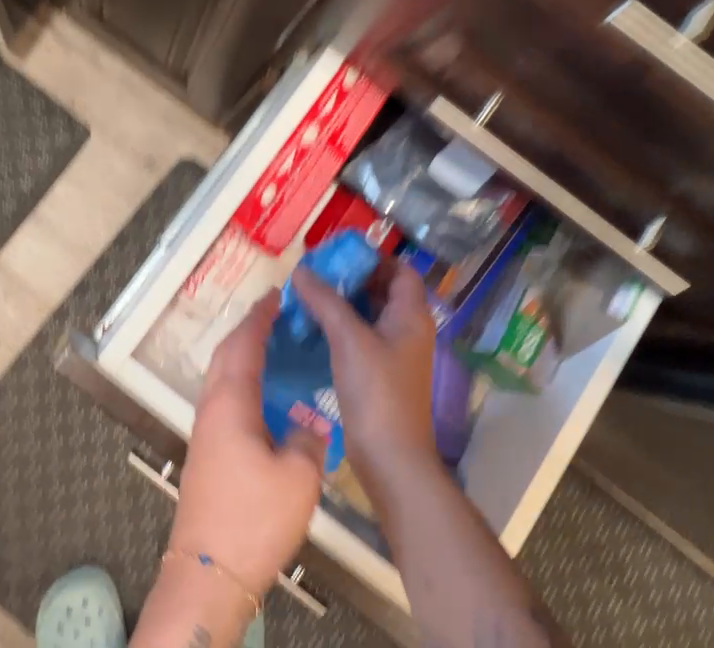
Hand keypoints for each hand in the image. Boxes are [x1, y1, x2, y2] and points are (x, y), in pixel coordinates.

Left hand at [169, 292, 325, 595]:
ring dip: (244, 356)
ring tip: (275, 348)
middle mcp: (211, 408)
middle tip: (277, 315)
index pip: (245, 344)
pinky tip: (265, 398)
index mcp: (231, 401)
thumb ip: (307, 439)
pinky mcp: (208, 454)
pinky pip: (225, 400)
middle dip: (249, 330)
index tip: (278, 295)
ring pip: (223, 378)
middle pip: (226, 355)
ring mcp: (206, 432)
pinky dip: (244, 383)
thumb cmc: (254, 517)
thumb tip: (307, 424)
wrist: (209, 569)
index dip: (260, 317)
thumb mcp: (299, 476)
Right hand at [291, 264, 439, 488]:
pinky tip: (311, 330)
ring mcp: (394, 355)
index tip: (338, 256)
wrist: (391, 458)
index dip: (373, 259)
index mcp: (412, 316)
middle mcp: (407, 330)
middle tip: (314, 274)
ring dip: (341, 305)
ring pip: (368, 316)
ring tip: (306, 298)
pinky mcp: (379, 375)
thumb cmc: (377, 392)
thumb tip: (302, 271)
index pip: (401, 271)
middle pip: (382, 291)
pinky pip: (360, 339)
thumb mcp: (348, 339)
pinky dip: (339, 329)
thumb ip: (325, 301)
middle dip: (350, 280)